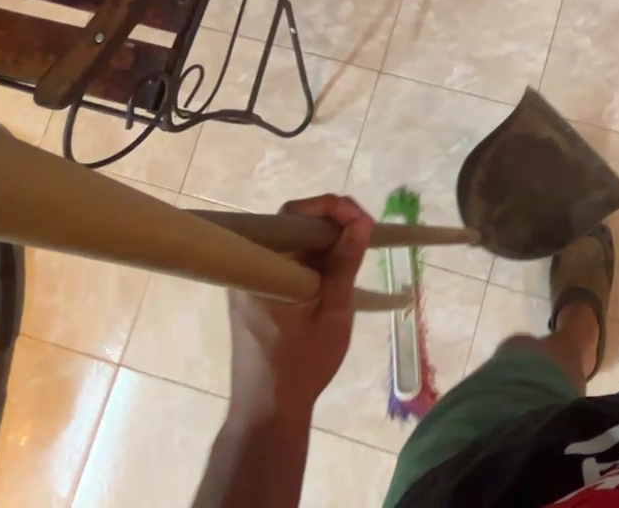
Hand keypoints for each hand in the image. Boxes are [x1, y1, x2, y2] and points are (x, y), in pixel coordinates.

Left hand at [226, 195, 372, 414]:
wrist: (270, 411)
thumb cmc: (302, 364)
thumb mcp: (333, 311)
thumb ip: (345, 263)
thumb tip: (362, 222)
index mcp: (264, 269)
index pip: (293, 216)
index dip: (330, 208)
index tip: (363, 219)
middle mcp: (251, 267)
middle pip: (294, 224)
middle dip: (334, 221)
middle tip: (366, 231)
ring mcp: (254, 279)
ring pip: (295, 241)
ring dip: (327, 240)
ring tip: (359, 246)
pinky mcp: (260, 290)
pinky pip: (291, 258)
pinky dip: (317, 257)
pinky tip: (340, 267)